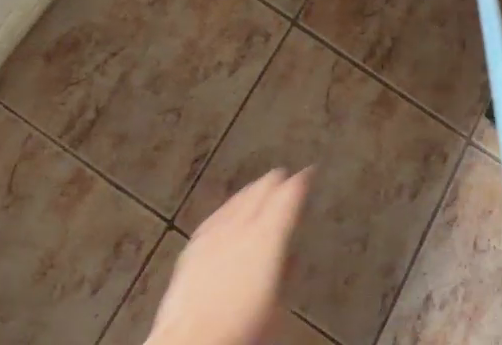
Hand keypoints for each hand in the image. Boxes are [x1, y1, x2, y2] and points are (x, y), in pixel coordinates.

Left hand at [146, 167, 311, 344]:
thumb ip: (284, 269)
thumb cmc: (242, 324)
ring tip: (260, 185)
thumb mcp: (276, 299)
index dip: (300, 182)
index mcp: (268, 235)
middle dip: (275, 182)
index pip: (288, 197)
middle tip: (285, 175)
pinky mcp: (195, 242)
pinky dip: (229, 207)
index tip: (307, 173)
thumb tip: (289, 257)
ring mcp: (216, 230)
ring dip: (252, 191)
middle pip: (261, 191)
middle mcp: (241, 226)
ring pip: (238, 199)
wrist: (194, 336)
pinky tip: (228, 210)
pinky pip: (217, 214)